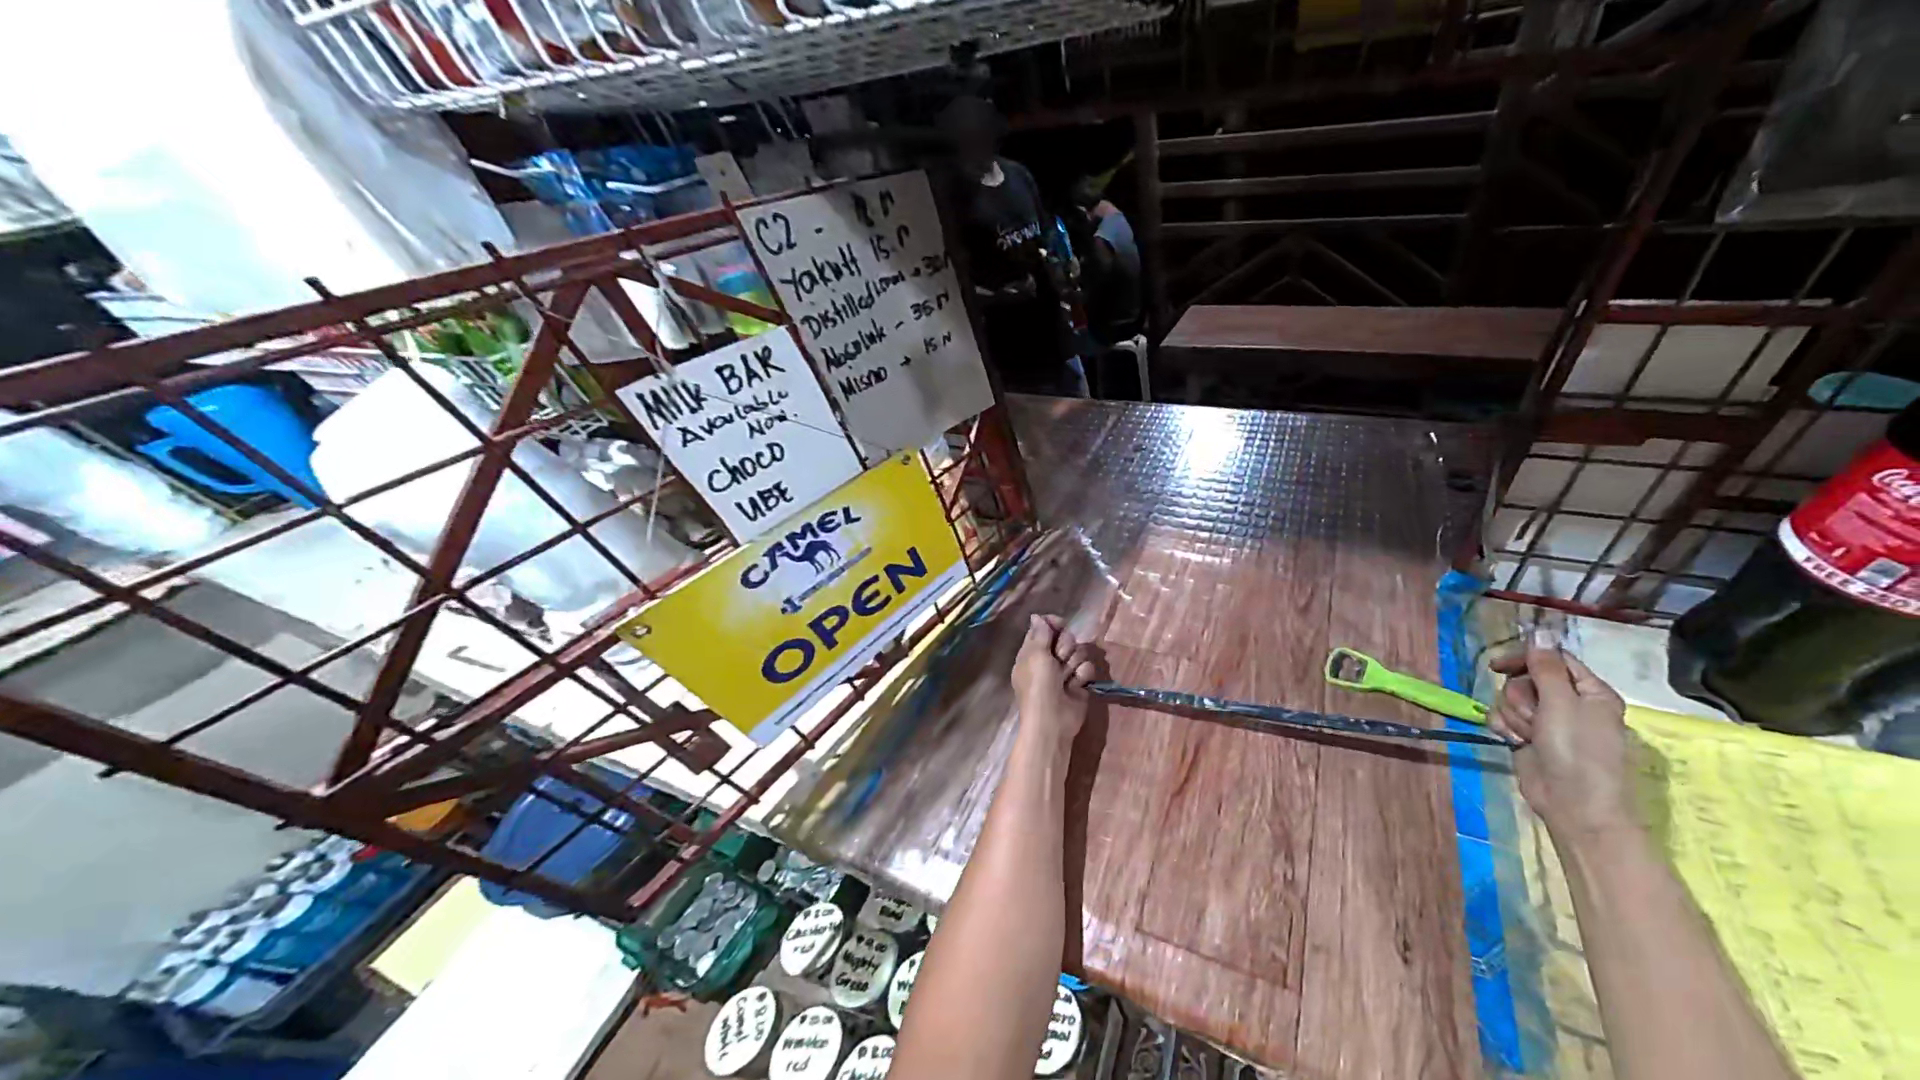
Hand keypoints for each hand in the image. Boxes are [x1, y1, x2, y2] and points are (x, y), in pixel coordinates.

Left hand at [1012, 614, 1095, 746]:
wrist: (1053, 721)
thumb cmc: (1038, 686)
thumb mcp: (1035, 655)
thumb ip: (1040, 633)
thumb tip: (1036, 616)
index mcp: (1031, 652)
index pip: (1043, 628)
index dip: (1053, 624)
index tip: (1060, 624)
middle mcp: (1048, 660)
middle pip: (1065, 637)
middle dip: (1065, 645)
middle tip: (1059, 658)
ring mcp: (1065, 671)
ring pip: (1079, 651)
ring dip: (1074, 662)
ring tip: (1067, 677)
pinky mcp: (1080, 682)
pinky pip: (1088, 668)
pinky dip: (1083, 675)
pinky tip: (1077, 685)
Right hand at [1488, 639, 1633, 838]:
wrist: (1574, 804)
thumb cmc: (1577, 751)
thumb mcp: (1562, 703)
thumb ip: (1546, 667)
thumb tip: (1541, 631)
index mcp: (1590, 692)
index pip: (1552, 659)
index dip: (1525, 658)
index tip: (1498, 666)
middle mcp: (1569, 702)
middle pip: (1526, 678)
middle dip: (1521, 696)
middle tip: (1534, 716)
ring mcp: (1547, 721)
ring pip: (1511, 699)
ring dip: (1514, 714)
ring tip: (1528, 735)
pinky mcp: (1527, 736)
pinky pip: (1504, 718)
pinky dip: (1505, 728)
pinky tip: (1514, 741)